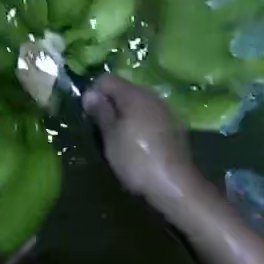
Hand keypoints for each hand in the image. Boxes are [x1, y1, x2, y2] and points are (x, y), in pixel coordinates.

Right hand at [83, 75, 201, 203]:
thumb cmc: (136, 159)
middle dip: (110, 104)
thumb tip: (90, 93)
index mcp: (135, 95)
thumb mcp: (111, 137)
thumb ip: (101, 112)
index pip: (107, 79)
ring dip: (126, 115)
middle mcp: (152, 96)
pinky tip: (137, 143)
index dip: (94, 93)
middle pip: (125, 90)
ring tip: (117, 138)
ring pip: (139, 104)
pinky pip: (151, 116)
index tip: (89, 114)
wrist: (174, 183)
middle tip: (100, 128)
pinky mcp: (174, 126)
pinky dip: (140, 124)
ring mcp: (166, 110)